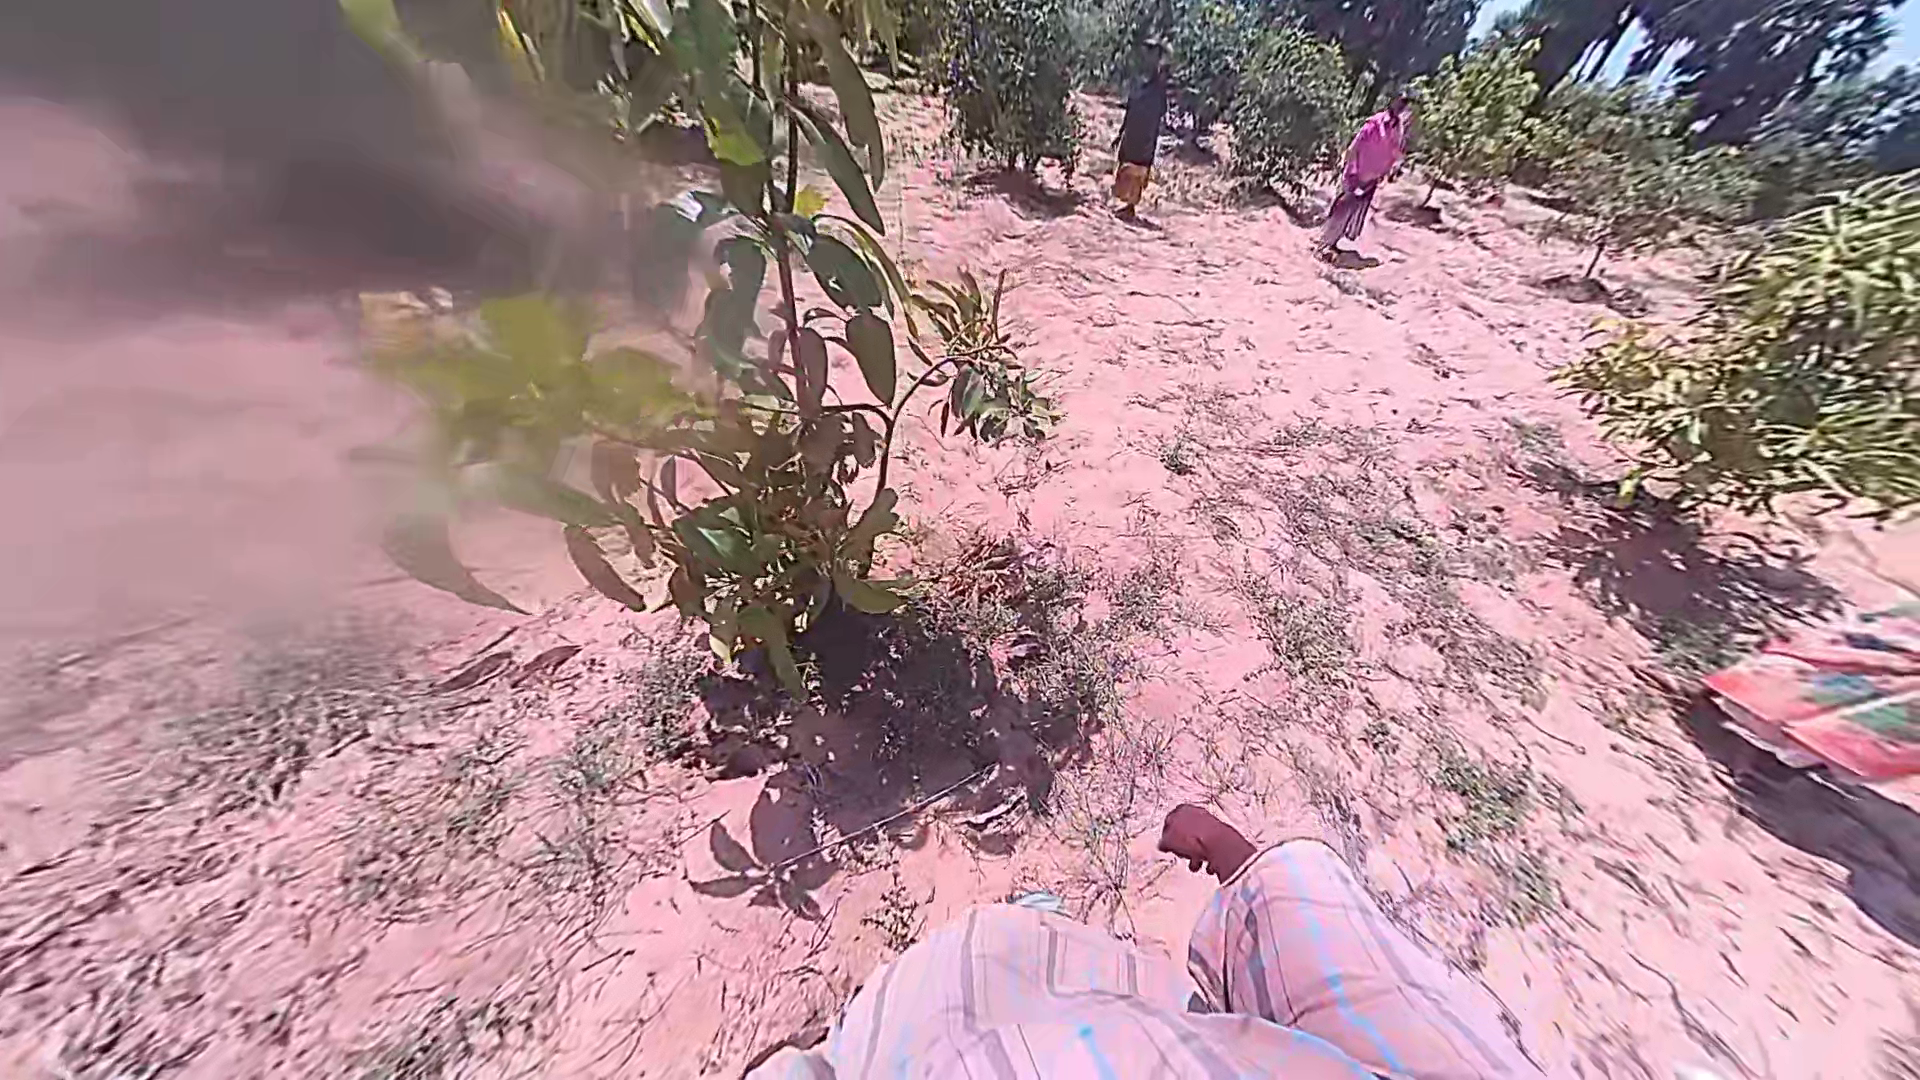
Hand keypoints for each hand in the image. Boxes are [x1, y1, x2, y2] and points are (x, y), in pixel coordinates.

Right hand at [1157, 805, 1256, 882]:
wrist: (1219, 846)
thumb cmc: (1194, 838)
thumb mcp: (1169, 842)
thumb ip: (1164, 842)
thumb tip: (1163, 845)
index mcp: (1182, 809)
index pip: (1170, 821)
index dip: (1167, 836)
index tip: (1167, 846)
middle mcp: (1197, 813)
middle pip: (1186, 831)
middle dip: (1184, 846)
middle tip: (1182, 855)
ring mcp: (1211, 824)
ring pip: (1200, 841)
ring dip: (1196, 854)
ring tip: (1195, 865)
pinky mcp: (1223, 836)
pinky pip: (1212, 848)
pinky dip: (1209, 857)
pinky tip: (1207, 866)